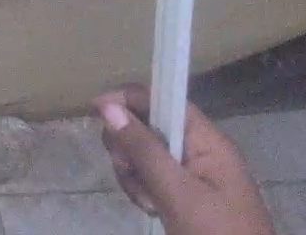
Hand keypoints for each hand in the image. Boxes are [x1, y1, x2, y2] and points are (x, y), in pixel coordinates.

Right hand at [96, 86, 274, 234]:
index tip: (96, 111)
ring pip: (146, 152)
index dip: (128, 99)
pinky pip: (153, 175)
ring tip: (142, 199)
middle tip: (124, 167)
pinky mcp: (189, 195)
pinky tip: (148, 207)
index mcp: (208, 142)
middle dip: (128, 143)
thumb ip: (142, 148)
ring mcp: (196, 174)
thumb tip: (107, 106)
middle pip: (150, 125)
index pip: (163, 99)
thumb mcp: (176, 192)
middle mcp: (202, 151)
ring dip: (133, 170)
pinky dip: (142, 186)